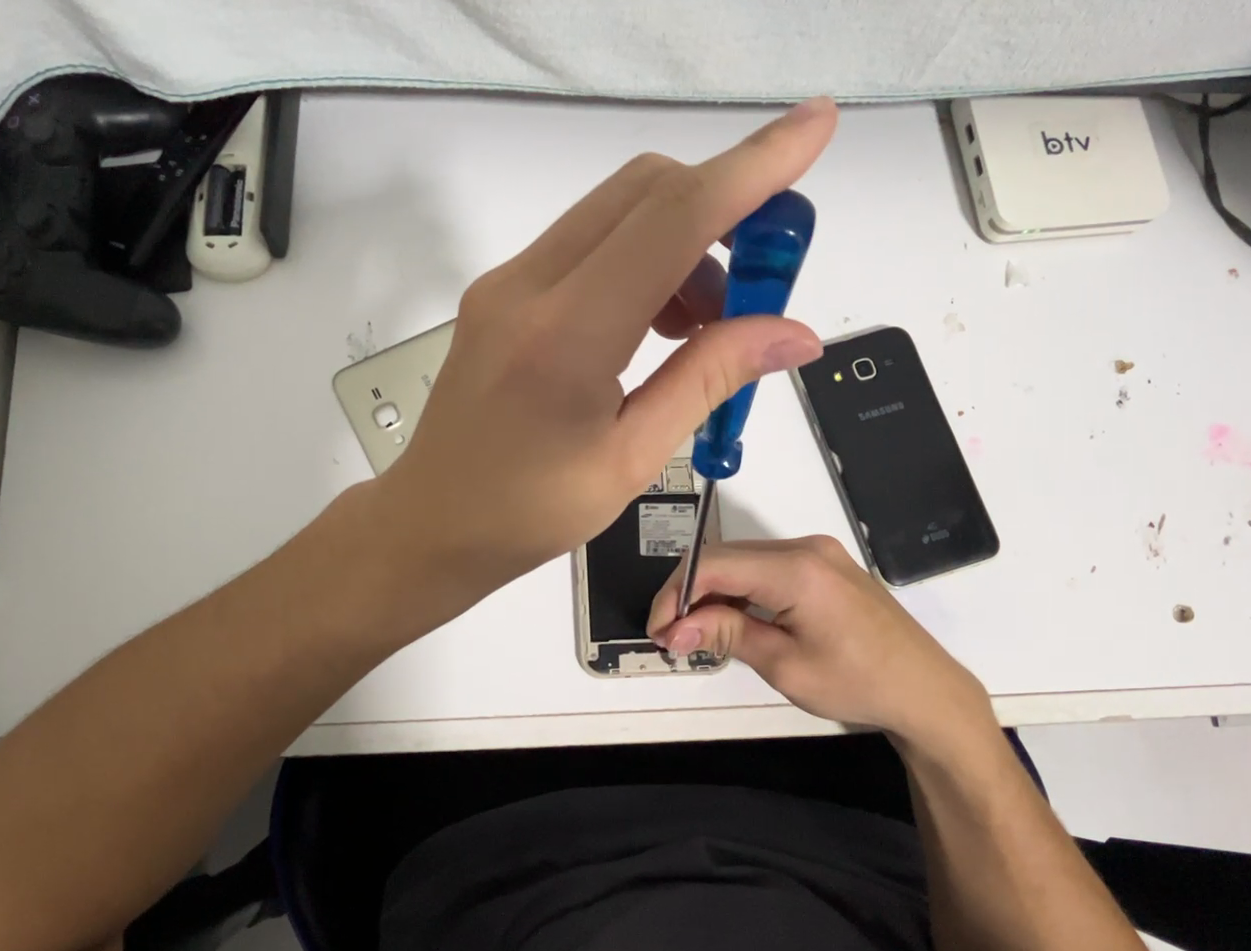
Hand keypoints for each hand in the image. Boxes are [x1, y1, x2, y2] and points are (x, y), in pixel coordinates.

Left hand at [377, 99, 835, 594]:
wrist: (433, 521)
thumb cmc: (528, 513)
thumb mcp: (631, 459)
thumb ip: (708, 379)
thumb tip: (794, 332)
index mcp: (564, 336)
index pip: (674, 220)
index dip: (753, 169)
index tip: (816, 128)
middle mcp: (528, 286)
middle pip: (645, 189)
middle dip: (724, 207)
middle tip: (765, 276)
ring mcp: (507, 282)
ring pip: (617, 210)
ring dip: (683, 239)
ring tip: (709, 324)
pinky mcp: (502, 291)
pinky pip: (587, 242)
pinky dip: (642, 258)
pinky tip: (659, 324)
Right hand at [646, 537, 995, 745]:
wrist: (925, 690)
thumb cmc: (857, 683)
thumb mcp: (785, 665)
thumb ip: (727, 634)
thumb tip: (674, 628)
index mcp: (797, 569)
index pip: (713, 564)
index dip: (675, 595)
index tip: (659, 631)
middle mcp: (806, 547)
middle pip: (724, 556)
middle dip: (689, 593)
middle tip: (672, 636)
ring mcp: (818, 552)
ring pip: (742, 560)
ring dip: (712, 592)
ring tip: (696, 633)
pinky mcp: (825, 564)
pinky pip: (765, 566)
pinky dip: (739, 589)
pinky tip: (731, 620)